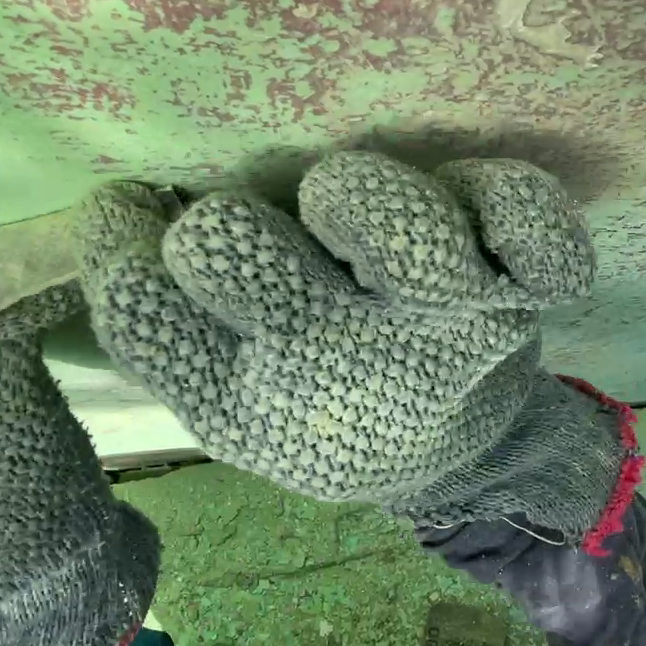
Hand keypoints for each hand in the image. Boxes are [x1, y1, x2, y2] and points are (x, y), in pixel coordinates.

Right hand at [79, 151, 640, 547]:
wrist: (457, 449)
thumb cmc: (330, 405)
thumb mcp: (234, 397)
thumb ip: (171, 326)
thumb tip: (113, 212)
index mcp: (255, 403)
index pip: (142, 306)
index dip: (125, 242)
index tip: (143, 214)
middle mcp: (344, 364)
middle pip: (230, 245)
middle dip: (227, 228)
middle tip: (256, 244)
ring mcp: (442, 320)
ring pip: (385, 221)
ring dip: (352, 197)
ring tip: (342, 213)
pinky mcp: (523, 287)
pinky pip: (531, 226)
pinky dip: (516, 206)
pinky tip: (481, 211)